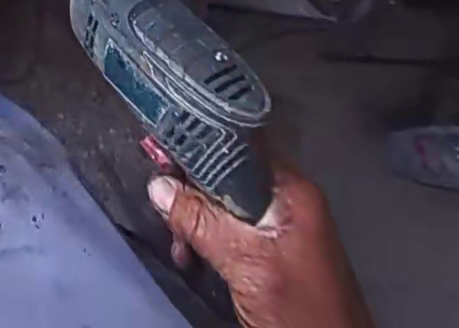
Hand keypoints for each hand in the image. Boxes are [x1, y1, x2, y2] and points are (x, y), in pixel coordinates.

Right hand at [148, 165, 373, 327]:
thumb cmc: (302, 314)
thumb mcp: (248, 265)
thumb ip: (201, 221)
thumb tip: (156, 184)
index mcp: (289, 190)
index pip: (232, 147)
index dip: (193, 147)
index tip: (157, 152)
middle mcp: (283, 199)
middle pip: (221, 174)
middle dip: (188, 189)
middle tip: (162, 205)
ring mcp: (277, 227)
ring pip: (219, 202)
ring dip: (191, 218)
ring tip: (177, 242)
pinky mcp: (267, 252)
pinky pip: (225, 228)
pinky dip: (203, 237)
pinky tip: (187, 253)